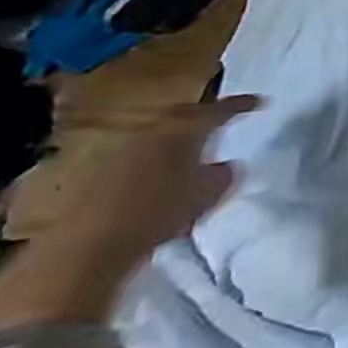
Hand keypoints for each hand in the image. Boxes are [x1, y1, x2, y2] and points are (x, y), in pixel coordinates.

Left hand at [0, 95, 260, 333]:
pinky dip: (155, 153)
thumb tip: (227, 164)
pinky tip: (161, 169)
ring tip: (192, 144)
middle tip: (220, 117)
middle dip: (203, 114)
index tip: (259, 101)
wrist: (88, 247)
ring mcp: (121, 151)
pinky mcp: (99, 173)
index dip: (240, 105)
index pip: (218, 111)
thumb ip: (224, 174)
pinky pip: (138, 151)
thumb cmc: (160, 213)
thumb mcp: (209, 194)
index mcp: (182, 131)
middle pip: (181, 114)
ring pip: (157, 132)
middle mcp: (151, 132)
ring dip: (176, 135)